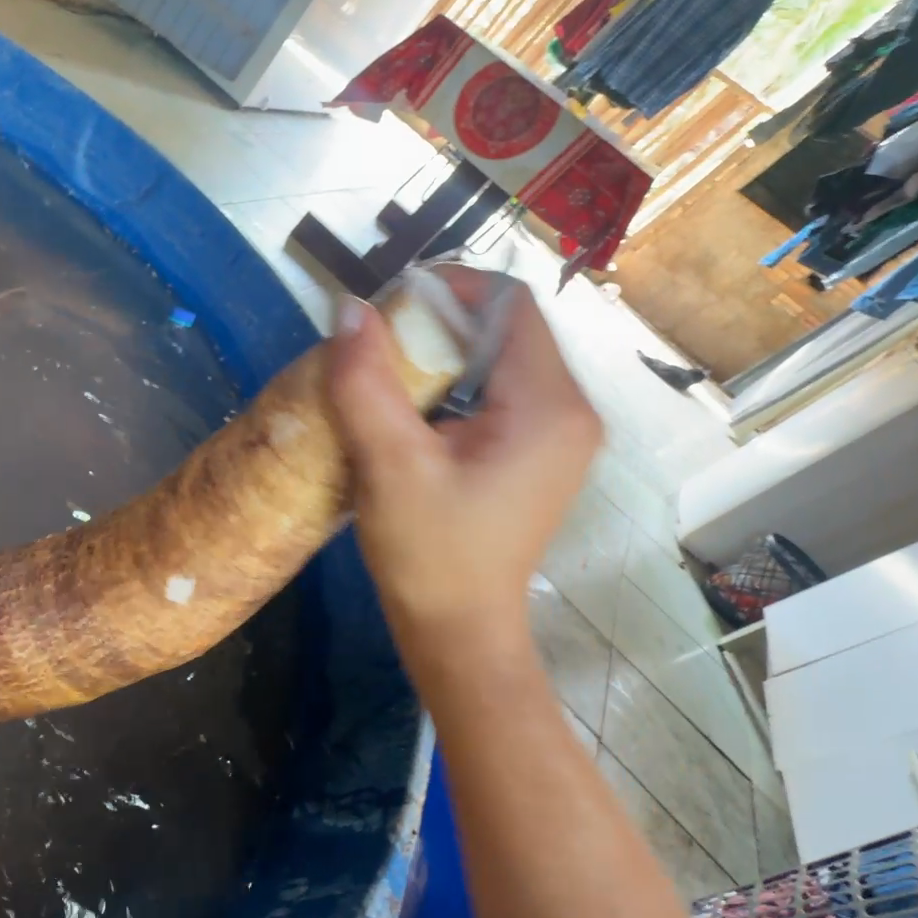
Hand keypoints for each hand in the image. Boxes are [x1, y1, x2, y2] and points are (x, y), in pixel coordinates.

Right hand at [325, 265, 600, 669]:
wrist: (457, 631)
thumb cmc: (428, 554)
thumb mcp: (390, 464)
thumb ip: (367, 382)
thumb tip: (348, 308)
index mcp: (548, 405)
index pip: (509, 304)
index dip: (448, 286)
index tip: (387, 306)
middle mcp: (569, 410)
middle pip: (504, 328)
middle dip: (437, 322)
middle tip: (375, 343)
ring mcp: (556, 434)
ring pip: (496, 359)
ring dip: (439, 354)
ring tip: (383, 374)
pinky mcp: (535, 454)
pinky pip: (495, 392)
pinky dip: (450, 386)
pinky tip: (408, 411)